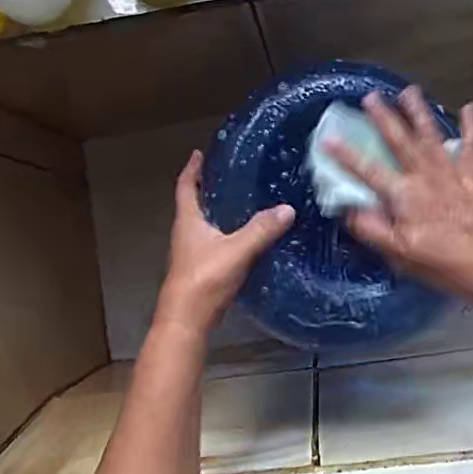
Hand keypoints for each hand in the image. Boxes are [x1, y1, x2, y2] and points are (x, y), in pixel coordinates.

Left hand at [157, 150, 293, 332]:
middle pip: (194, 205)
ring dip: (219, 212)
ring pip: (205, 225)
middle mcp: (186, 234)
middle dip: (209, 189)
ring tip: (244, 202)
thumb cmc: (205, 279)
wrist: (188, 320)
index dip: (191, 169)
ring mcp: (192, 254)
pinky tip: (247, 238)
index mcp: (188, 222)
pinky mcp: (202, 270)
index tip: (199, 154)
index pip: (185, 187)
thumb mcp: (237, 250)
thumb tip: (287, 209)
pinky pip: (216, 243)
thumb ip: (261, 229)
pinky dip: (228, 234)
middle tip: (230, 175)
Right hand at [325, 86, 472, 301]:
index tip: (328, 139)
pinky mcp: (472, 176)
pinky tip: (469, 107)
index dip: (346, 155)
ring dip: (419, 112)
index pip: (368, 170)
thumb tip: (350, 210)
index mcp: (403, 195)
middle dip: (383, 118)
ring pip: (430, 135)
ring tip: (409, 91)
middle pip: (399, 141)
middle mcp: (425, 176)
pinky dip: (471, 126)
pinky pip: (471, 146)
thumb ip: (372, 229)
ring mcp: (450, 172)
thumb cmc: (440, 261)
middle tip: (370, 96)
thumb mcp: (397, 254)